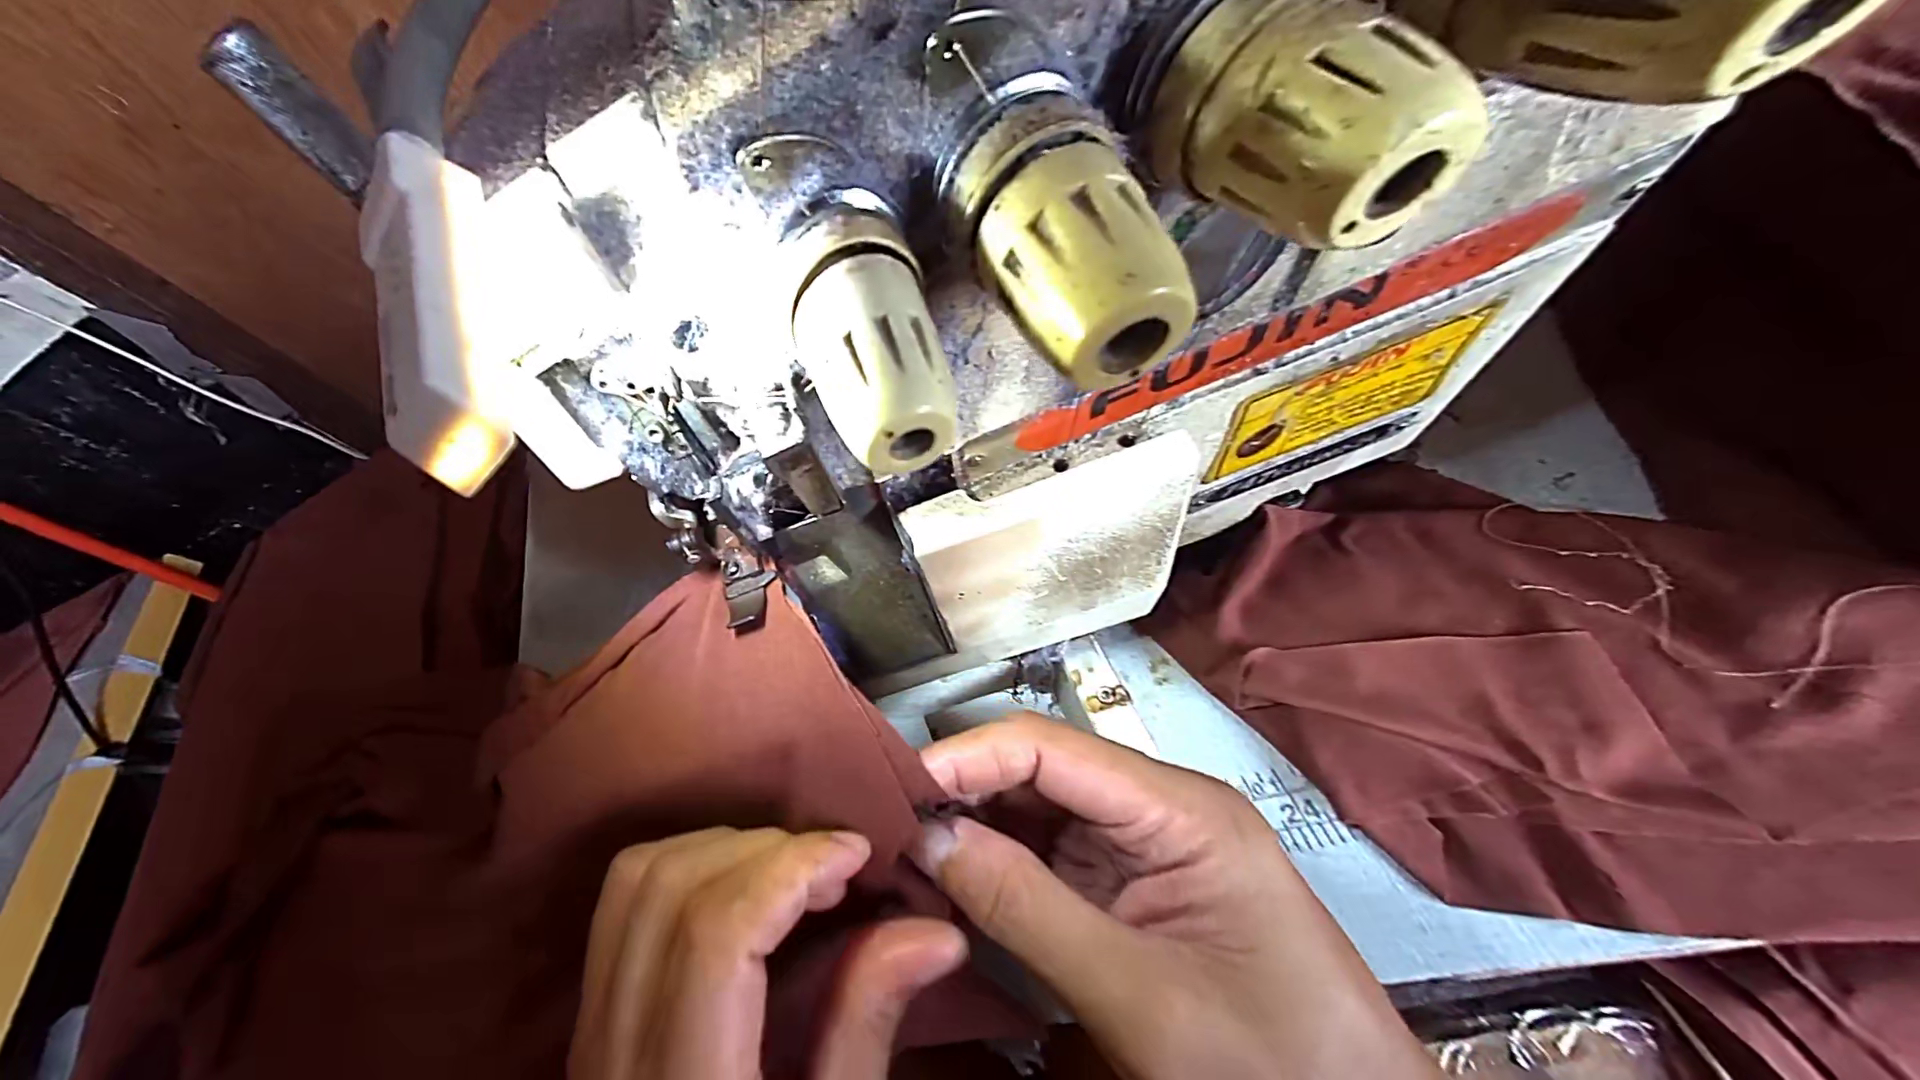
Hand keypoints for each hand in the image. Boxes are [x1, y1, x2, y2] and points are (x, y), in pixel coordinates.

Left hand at [570, 827, 966, 1079]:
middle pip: (673, 885)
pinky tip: (749, 885)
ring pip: (641, 877)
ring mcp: (590, 1028)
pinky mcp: (590, 1013)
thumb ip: (866, 1025)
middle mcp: (615, 1048)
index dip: (791, 867)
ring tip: (796, 873)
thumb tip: (936, 932)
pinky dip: (695, 862)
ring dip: (730, 846)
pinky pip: (626, 898)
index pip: (717, 930)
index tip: (857, 852)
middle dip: (768, 848)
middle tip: (835, 868)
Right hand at [912, 715, 1434, 1079]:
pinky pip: (1053, 851)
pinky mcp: (1133, 878)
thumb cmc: (1265, 1062)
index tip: (899, 788)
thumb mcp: (1139, 995)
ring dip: (978, 823)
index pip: (1052, 747)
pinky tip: (957, 876)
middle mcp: (1160, 804)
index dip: (970, 755)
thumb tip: (931, 837)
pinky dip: (1001, 861)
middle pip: (1044, 768)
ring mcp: (1146, 841)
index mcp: (1179, 806)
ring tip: (910, 847)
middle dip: (967, 788)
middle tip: (892, 822)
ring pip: (1042, 807)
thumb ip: (1027, 908)